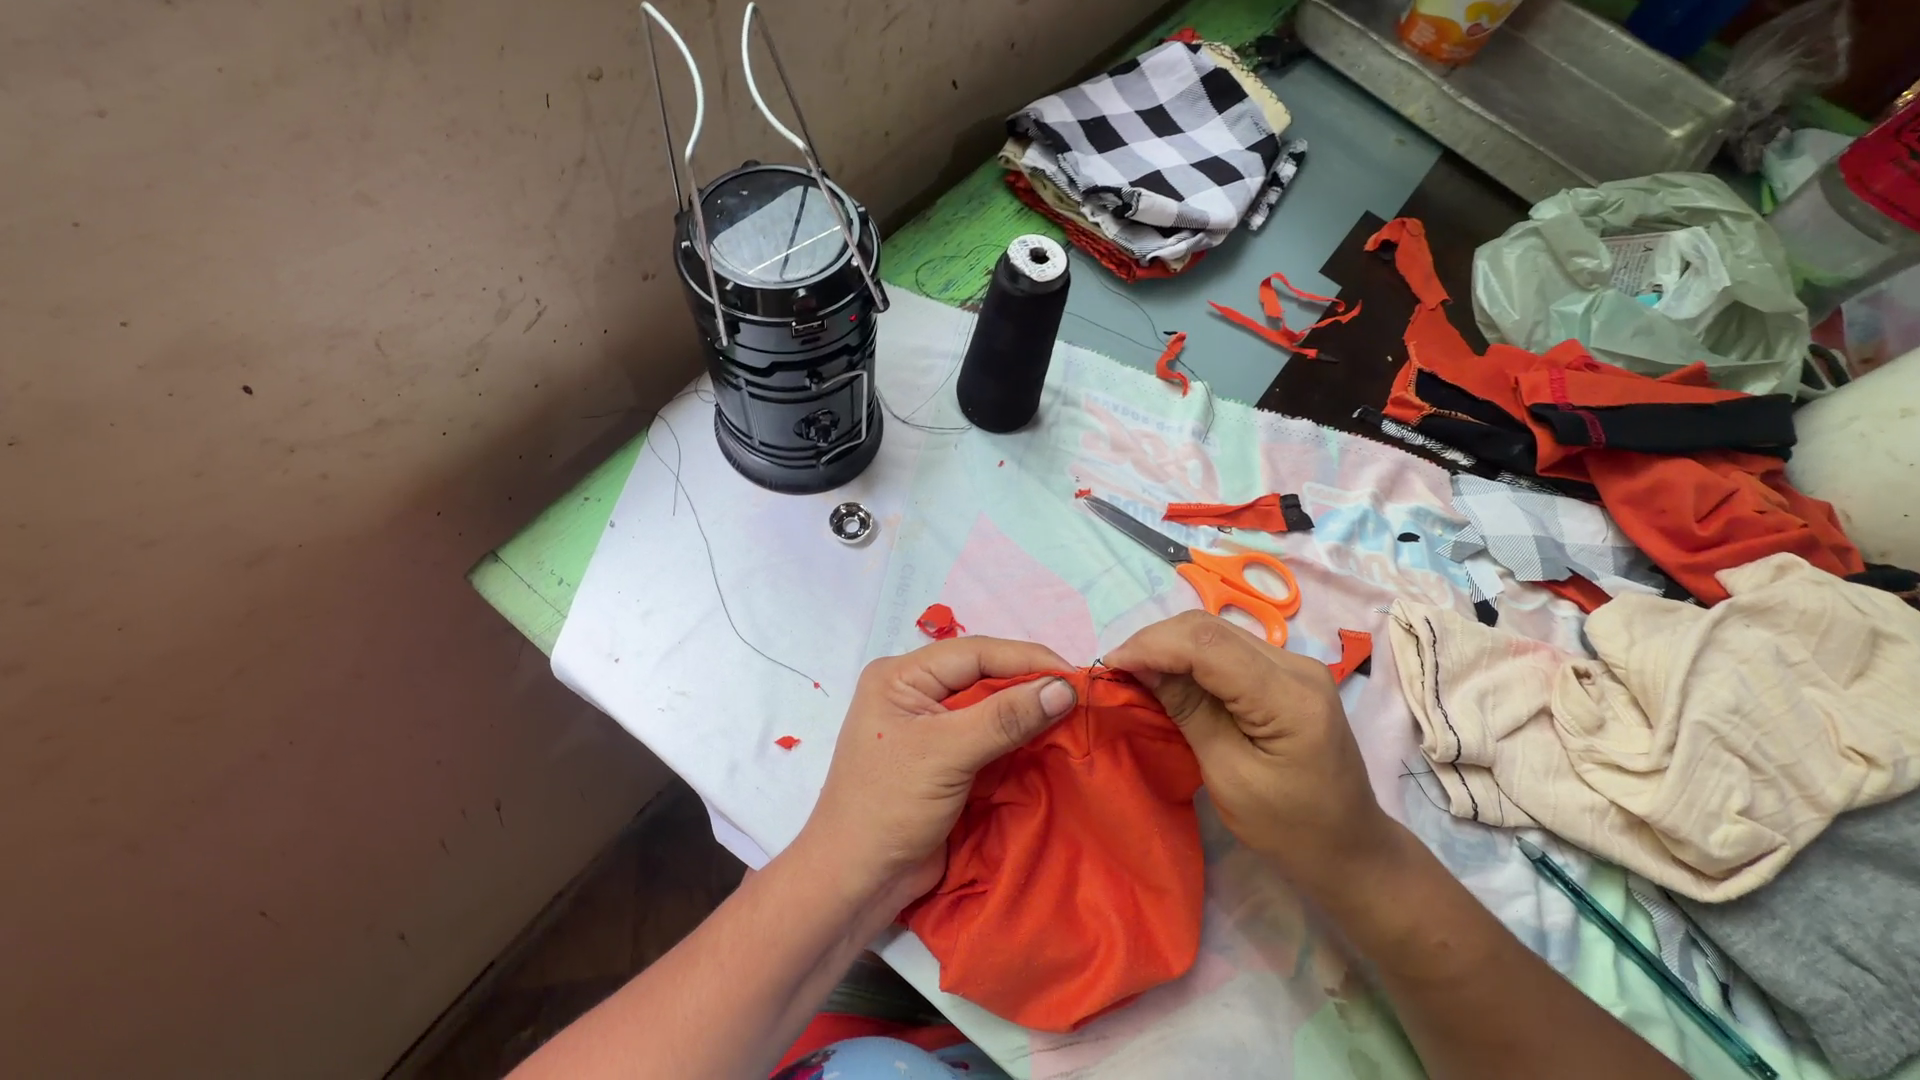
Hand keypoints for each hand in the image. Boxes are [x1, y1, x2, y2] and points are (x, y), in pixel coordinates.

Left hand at [797, 636, 1077, 918]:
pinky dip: (1020, 741)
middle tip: (1082, 696)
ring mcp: (932, 728)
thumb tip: (1064, 688)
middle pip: (985, 676)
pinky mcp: (947, 761)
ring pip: (992, 708)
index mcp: (902, 676)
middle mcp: (916, 693)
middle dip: (1031, 685)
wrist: (858, 880)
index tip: (1076, 676)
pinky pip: (991, 739)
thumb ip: (1005, 718)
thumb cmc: (888, 806)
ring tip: (1077, 716)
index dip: (1027, 660)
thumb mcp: (946, 754)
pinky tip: (1052, 742)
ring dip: (1029, 714)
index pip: (975, 653)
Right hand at [1104, 612, 1397, 894]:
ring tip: (1134, 673)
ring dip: (1169, 647)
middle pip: (1210, 628)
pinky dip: (1190, 657)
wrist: (1349, 847)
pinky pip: (1228, 649)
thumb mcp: (1229, 776)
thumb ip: (1189, 712)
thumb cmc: (1289, 827)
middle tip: (1116, 672)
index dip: (1153, 646)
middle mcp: (1296, 665)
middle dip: (1155, 642)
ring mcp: (1295, 666)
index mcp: (1289, 695)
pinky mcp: (1286, 674)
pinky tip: (1168, 677)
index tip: (1110, 666)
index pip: (1208, 644)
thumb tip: (1142, 667)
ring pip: (1216, 632)